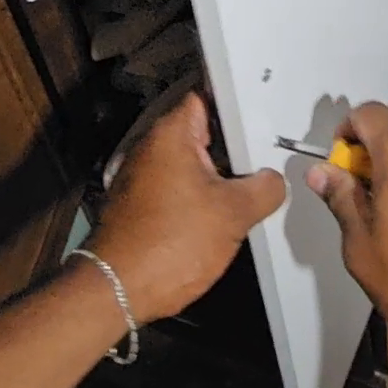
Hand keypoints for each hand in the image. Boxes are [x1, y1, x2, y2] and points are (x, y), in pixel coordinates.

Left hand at [88, 92, 285, 322]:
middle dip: (231, 144)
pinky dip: (196, 194)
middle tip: (261, 155)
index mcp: (171, 133)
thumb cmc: (170, 243)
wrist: (115, 292)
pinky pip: (176, 184)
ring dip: (215, 173)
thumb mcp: (233, 214)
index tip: (260, 112)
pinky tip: (217, 214)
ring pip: (189, 160)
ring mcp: (141, 175)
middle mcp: (151, 146)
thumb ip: (264, 189)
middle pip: (200, 130)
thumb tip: (273, 182)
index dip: (236, 102)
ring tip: (244, 187)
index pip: (207, 95)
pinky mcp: (137, 202)